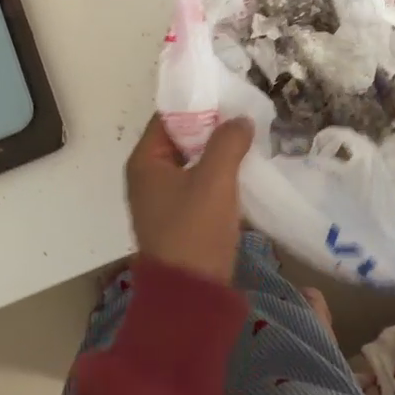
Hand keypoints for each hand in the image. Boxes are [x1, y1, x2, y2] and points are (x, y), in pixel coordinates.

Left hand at [125, 115, 253, 283]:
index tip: (228, 96)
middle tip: (244, 115)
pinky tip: (244, 170)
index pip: (169, 117)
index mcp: (145, 161)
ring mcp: (163, 200)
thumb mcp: (215, 180)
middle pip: (181, 138)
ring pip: (193, 162)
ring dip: (218, 152)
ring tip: (249, 138)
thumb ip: (228, 142)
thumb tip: (240, 120)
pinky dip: (218, 175)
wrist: (190, 299)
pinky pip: (199, 184)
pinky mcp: (180, 219)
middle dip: (212, 128)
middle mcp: (148, 176)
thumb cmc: (194, 231)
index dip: (197, 105)